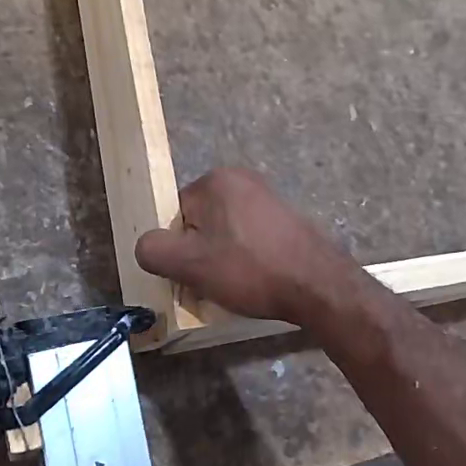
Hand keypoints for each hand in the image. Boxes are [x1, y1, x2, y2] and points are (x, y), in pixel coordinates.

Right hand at [135, 167, 365, 326]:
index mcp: (216, 180)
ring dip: (225, 260)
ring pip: (227, 234)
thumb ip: (153, 250)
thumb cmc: (250, 270)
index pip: (176, 215)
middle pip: (201, 224)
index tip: (195, 273)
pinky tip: (259, 280)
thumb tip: (148, 245)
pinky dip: (249, 259)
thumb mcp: (189, 264)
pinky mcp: (288, 219)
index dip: (180, 249)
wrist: (318, 285)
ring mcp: (269, 198)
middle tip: (215, 282)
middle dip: (202, 254)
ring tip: (240, 284)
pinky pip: (252, 239)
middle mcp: (243, 180)